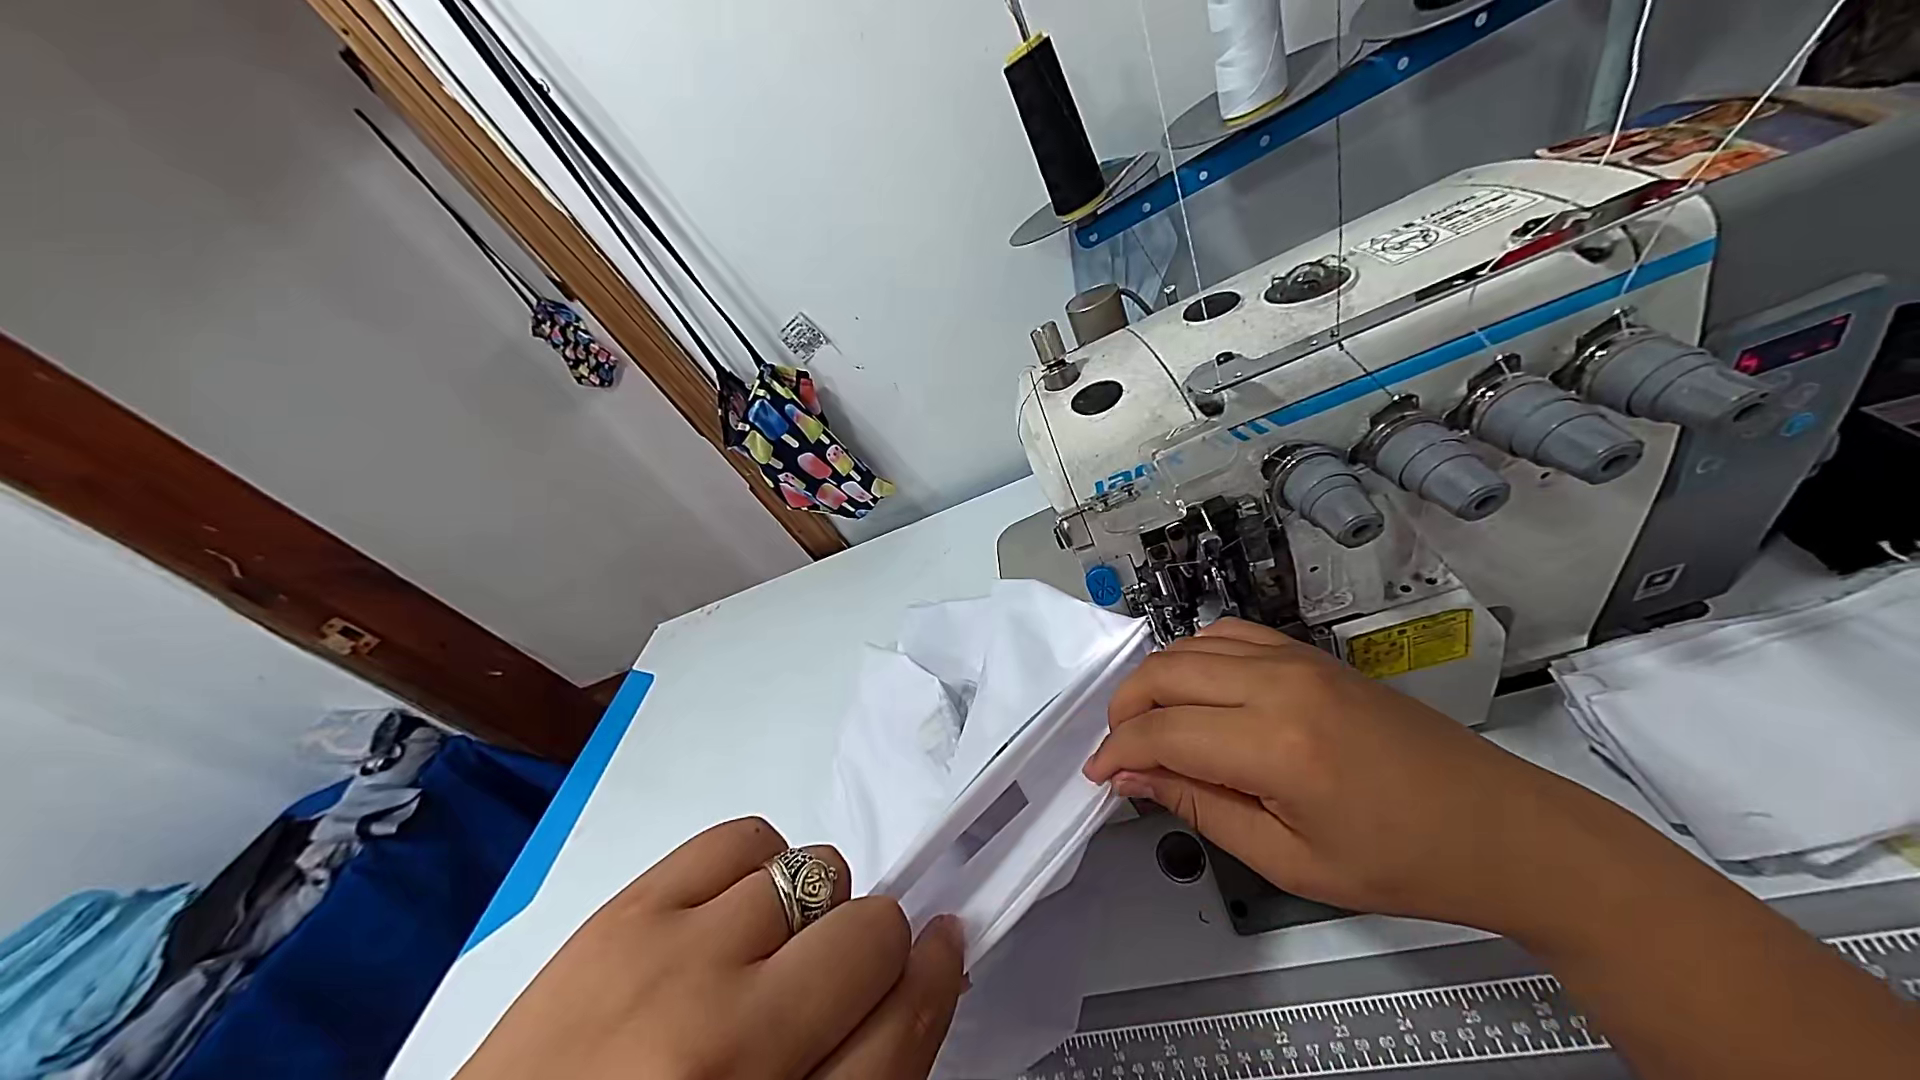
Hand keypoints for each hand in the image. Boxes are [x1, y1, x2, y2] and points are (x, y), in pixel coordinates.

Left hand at [457, 817, 963, 1079]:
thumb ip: (859, 1068)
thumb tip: (923, 969)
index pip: (902, 1029)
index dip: (933, 984)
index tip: (939, 956)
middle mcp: (722, 1049)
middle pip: (870, 935)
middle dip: (869, 953)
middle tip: (827, 985)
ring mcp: (666, 970)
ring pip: (814, 871)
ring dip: (809, 912)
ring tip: (764, 955)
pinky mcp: (618, 915)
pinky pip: (742, 837)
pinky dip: (756, 868)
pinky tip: (726, 917)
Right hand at [1082, 618, 1634, 939]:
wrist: (1504, 829)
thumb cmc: (1402, 863)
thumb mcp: (1289, 861)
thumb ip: (1200, 807)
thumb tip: (1133, 776)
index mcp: (1277, 745)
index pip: (1161, 732)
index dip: (1116, 751)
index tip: (1098, 775)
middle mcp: (1279, 684)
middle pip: (1163, 673)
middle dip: (1124, 710)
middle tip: (1120, 751)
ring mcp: (1297, 658)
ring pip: (1188, 646)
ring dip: (1154, 681)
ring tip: (1150, 724)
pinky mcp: (1310, 653)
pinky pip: (1227, 634)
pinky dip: (1192, 657)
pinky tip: (1195, 691)